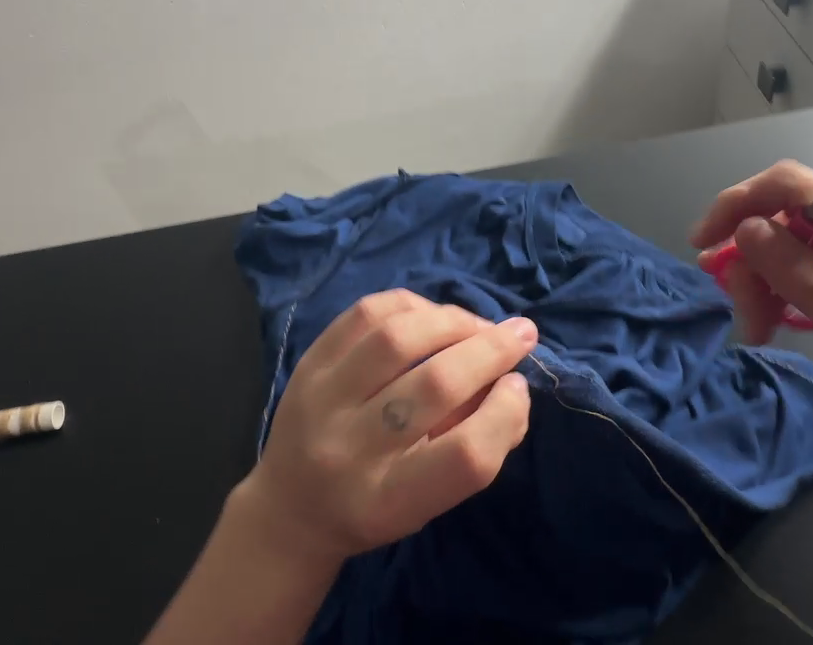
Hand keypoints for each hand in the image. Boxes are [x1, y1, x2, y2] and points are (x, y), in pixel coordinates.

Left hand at [233, 289, 536, 563]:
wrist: (291, 507)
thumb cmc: (375, 506)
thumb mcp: (431, 501)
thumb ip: (479, 447)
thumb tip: (513, 385)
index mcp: (389, 500)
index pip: (463, 456)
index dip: (504, 414)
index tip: (519, 388)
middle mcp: (350, 449)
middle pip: (435, 386)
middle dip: (489, 351)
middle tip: (521, 334)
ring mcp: (322, 400)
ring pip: (398, 338)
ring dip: (452, 321)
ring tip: (478, 324)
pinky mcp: (308, 363)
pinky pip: (365, 313)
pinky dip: (411, 305)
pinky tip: (433, 314)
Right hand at [690, 160, 812, 464]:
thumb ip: (805, 279)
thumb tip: (748, 228)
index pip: (791, 185)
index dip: (738, 203)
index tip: (702, 244)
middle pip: (787, 219)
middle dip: (751, 262)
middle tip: (743, 319)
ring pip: (795, 247)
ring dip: (766, 282)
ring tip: (759, 330)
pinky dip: (788, 293)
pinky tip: (781, 323)